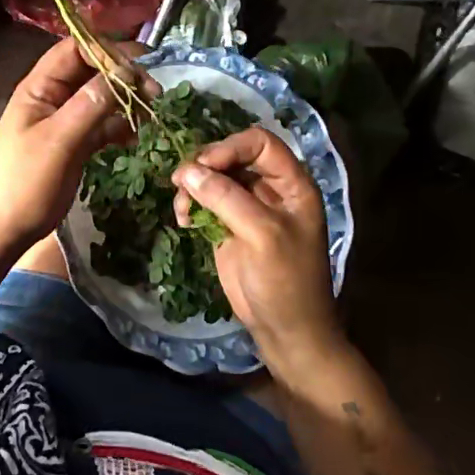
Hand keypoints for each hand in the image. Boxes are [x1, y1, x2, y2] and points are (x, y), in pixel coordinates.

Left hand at [0, 37, 147, 253]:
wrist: (1, 231)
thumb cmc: (22, 183)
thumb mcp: (57, 140)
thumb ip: (90, 104)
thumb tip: (126, 71)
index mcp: (40, 88)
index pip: (76, 50)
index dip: (108, 50)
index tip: (141, 62)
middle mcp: (54, 98)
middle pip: (94, 72)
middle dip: (124, 76)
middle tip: (154, 92)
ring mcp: (66, 122)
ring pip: (103, 98)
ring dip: (128, 102)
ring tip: (151, 114)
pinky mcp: (77, 144)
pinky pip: (104, 125)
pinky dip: (122, 128)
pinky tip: (137, 138)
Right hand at [173, 127, 340, 372]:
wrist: (285, 330)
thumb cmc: (286, 281)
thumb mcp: (263, 235)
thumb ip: (228, 199)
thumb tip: (187, 171)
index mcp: (292, 184)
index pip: (261, 144)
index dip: (231, 147)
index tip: (204, 164)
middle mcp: (271, 189)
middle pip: (234, 156)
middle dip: (206, 165)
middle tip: (181, 181)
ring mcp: (248, 207)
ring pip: (215, 178)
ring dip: (194, 185)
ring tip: (182, 206)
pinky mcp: (229, 227)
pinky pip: (206, 202)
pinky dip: (191, 204)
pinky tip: (183, 219)